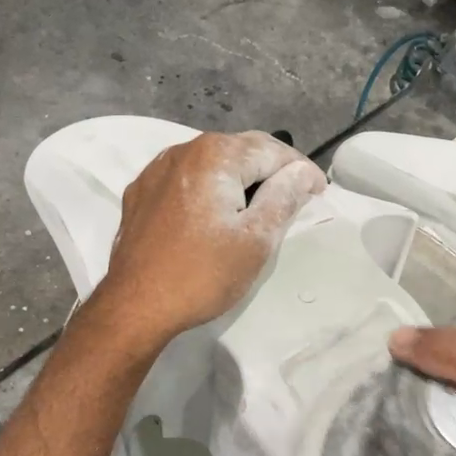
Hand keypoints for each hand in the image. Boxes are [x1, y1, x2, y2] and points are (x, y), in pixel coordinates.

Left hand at [92, 130, 325, 348]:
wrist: (137, 305)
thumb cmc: (203, 275)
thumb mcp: (255, 241)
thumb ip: (284, 198)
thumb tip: (303, 172)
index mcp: (217, 155)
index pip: (272, 150)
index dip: (300, 170)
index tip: (318, 193)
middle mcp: (184, 150)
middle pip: (240, 151)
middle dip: (269, 170)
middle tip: (293, 197)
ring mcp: (157, 171)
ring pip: (210, 164)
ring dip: (237, 179)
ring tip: (255, 206)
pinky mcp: (140, 194)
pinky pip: (185, 181)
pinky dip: (207, 190)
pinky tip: (213, 213)